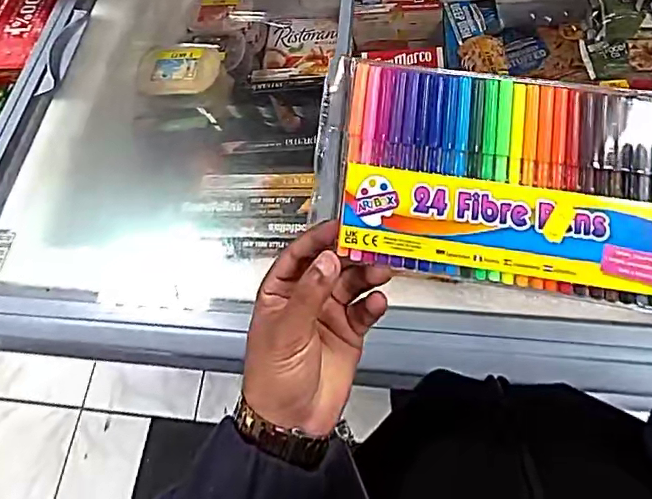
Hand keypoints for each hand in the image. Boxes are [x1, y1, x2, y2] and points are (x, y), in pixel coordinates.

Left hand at [242, 220, 392, 433]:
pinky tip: (377, 301)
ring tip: (380, 269)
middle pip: (332, 263)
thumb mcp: (286, 331)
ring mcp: (329, 312)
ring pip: (352, 281)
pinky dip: (373, 302)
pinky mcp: (349, 330)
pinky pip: (365, 308)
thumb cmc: (271, 380)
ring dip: (367, 273)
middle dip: (352, 252)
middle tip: (371, 242)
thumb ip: (309, 294)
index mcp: (282, 290)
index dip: (319, 237)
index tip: (340, 226)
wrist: (291, 425)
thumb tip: (326, 260)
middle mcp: (307, 296)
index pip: (301, 253)